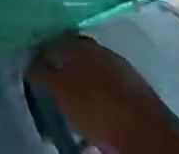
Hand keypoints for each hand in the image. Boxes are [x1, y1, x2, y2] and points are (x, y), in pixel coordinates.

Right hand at [27, 35, 178, 153]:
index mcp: (80, 46)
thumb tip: (30, 67)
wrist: (148, 136)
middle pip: (74, 61)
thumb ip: (43, 75)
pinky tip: (88, 131)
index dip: (41, 57)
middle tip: (48, 95)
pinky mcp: (134, 96)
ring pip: (91, 81)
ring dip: (78, 96)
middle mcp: (100, 53)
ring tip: (67, 119)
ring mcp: (120, 73)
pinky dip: (95, 112)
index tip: (31, 74)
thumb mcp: (60, 91)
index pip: (54, 42)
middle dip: (61, 76)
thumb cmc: (98, 108)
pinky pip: (105, 100)